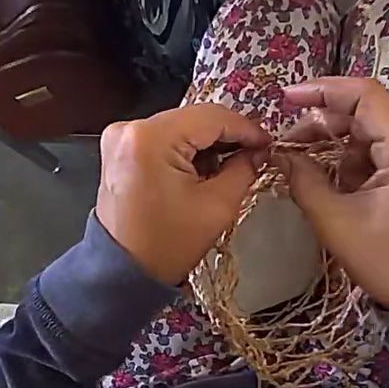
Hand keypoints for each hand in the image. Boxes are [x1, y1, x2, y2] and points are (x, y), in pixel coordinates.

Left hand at [96, 104, 271, 284]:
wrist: (123, 271)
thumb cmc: (168, 245)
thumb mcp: (217, 206)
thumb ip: (243, 169)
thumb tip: (258, 151)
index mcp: (152, 138)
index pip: (212, 117)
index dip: (246, 128)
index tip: (268, 143)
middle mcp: (131, 128)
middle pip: (194, 118)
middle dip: (227, 135)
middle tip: (255, 154)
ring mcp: (121, 136)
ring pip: (181, 126)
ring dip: (208, 143)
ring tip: (233, 165)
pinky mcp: (120, 149)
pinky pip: (164, 137)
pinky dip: (187, 149)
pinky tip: (205, 168)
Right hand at [281, 77, 388, 308]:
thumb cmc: (388, 262)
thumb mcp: (337, 222)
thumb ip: (304, 180)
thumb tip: (280, 154)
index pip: (367, 97)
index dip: (322, 91)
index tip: (287, 97)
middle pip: (369, 114)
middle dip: (326, 127)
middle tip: (290, 146)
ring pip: (375, 132)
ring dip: (340, 148)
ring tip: (313, 173)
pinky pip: (386, 150)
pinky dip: (358, 162)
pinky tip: (340, 185)